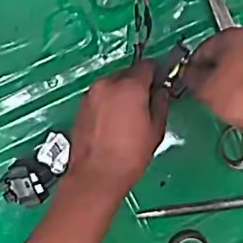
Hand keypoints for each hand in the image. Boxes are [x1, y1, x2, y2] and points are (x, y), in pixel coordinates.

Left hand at [62, 62, 168, 203]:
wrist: (97, 175)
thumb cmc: (128, 157)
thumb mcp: (156, 129)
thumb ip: (161, 104)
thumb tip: (161, 94)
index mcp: (130, 87)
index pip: (146, 66)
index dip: (156, 73)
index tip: (160, 81)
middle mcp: (107, 85)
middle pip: (127, 74)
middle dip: (138, 84)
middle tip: (147, 102)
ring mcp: (91, 96)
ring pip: (111, 86)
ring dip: (121, 94)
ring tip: (130, 116)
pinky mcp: (81, 108)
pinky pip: (99, 98)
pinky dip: (108, 104)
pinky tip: (114, 123)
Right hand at [183, 29, 242, 129]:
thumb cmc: (239, 97)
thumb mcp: (204, 88)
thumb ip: (191, 77)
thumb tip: (188, 74)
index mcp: (232, 36)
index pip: (201, 49)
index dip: (191, 67)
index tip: (188, 81)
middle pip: (220, 56)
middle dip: (209, 72)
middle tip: (202, 90)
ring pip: (234, 66)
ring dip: (224, 79)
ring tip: (218, 98)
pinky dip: (239, 85)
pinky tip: (235, 100)